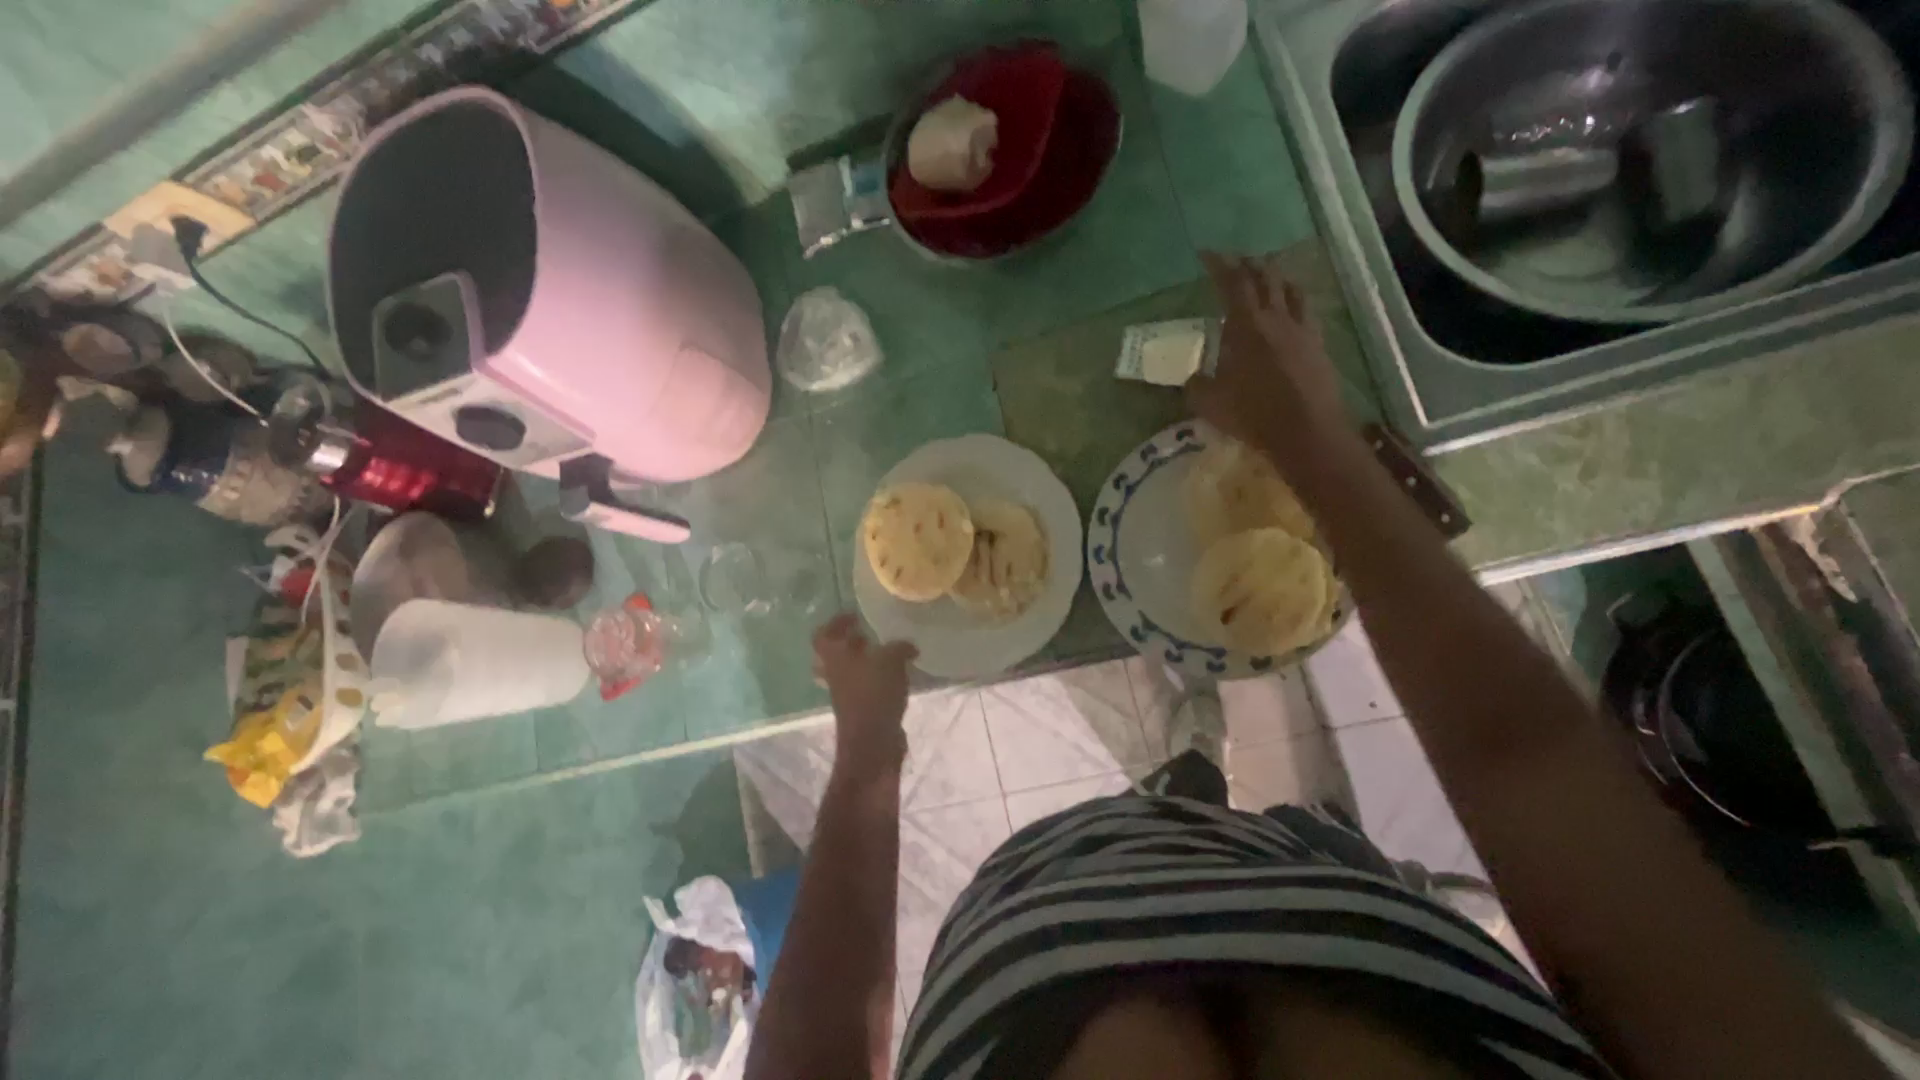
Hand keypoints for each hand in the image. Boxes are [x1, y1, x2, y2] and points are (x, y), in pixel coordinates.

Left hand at [813, 614, 916, 779]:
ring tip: (887, 655)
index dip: (835, 623)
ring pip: (849, 673)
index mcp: (835, 658)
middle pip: (833, 656)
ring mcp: (846, 696)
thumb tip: (908, 646)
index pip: (822, 635)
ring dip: (864, 663)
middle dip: (849, 644)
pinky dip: (877, 681)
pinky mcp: (860, 711)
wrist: (872, 743)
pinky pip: (864, 689)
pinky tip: (898, 677)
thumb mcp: (892, 660)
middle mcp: (835, 675)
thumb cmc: (875, 694)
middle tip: (868, 635)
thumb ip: (899, 647)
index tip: (854, 616)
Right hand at [1188, 252, 1350, 461]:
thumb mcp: (1209, 403)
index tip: (1206, 254)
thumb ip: (1196, 385)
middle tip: (1236, 261)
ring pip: (1292, 289)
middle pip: (1265, 277)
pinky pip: (1307, 312)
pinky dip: (1295, 302)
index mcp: (1246, 325)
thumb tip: (1192, 378)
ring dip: (1277, 278)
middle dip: (1248, 264)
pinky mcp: (1318, 346)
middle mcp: (1277, 318)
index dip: (1219, 264)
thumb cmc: (1253, 414)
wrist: (1307, 432)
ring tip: (1268, 277)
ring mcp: (1302, 330)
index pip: (1233, 282)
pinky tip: (1292, 311)